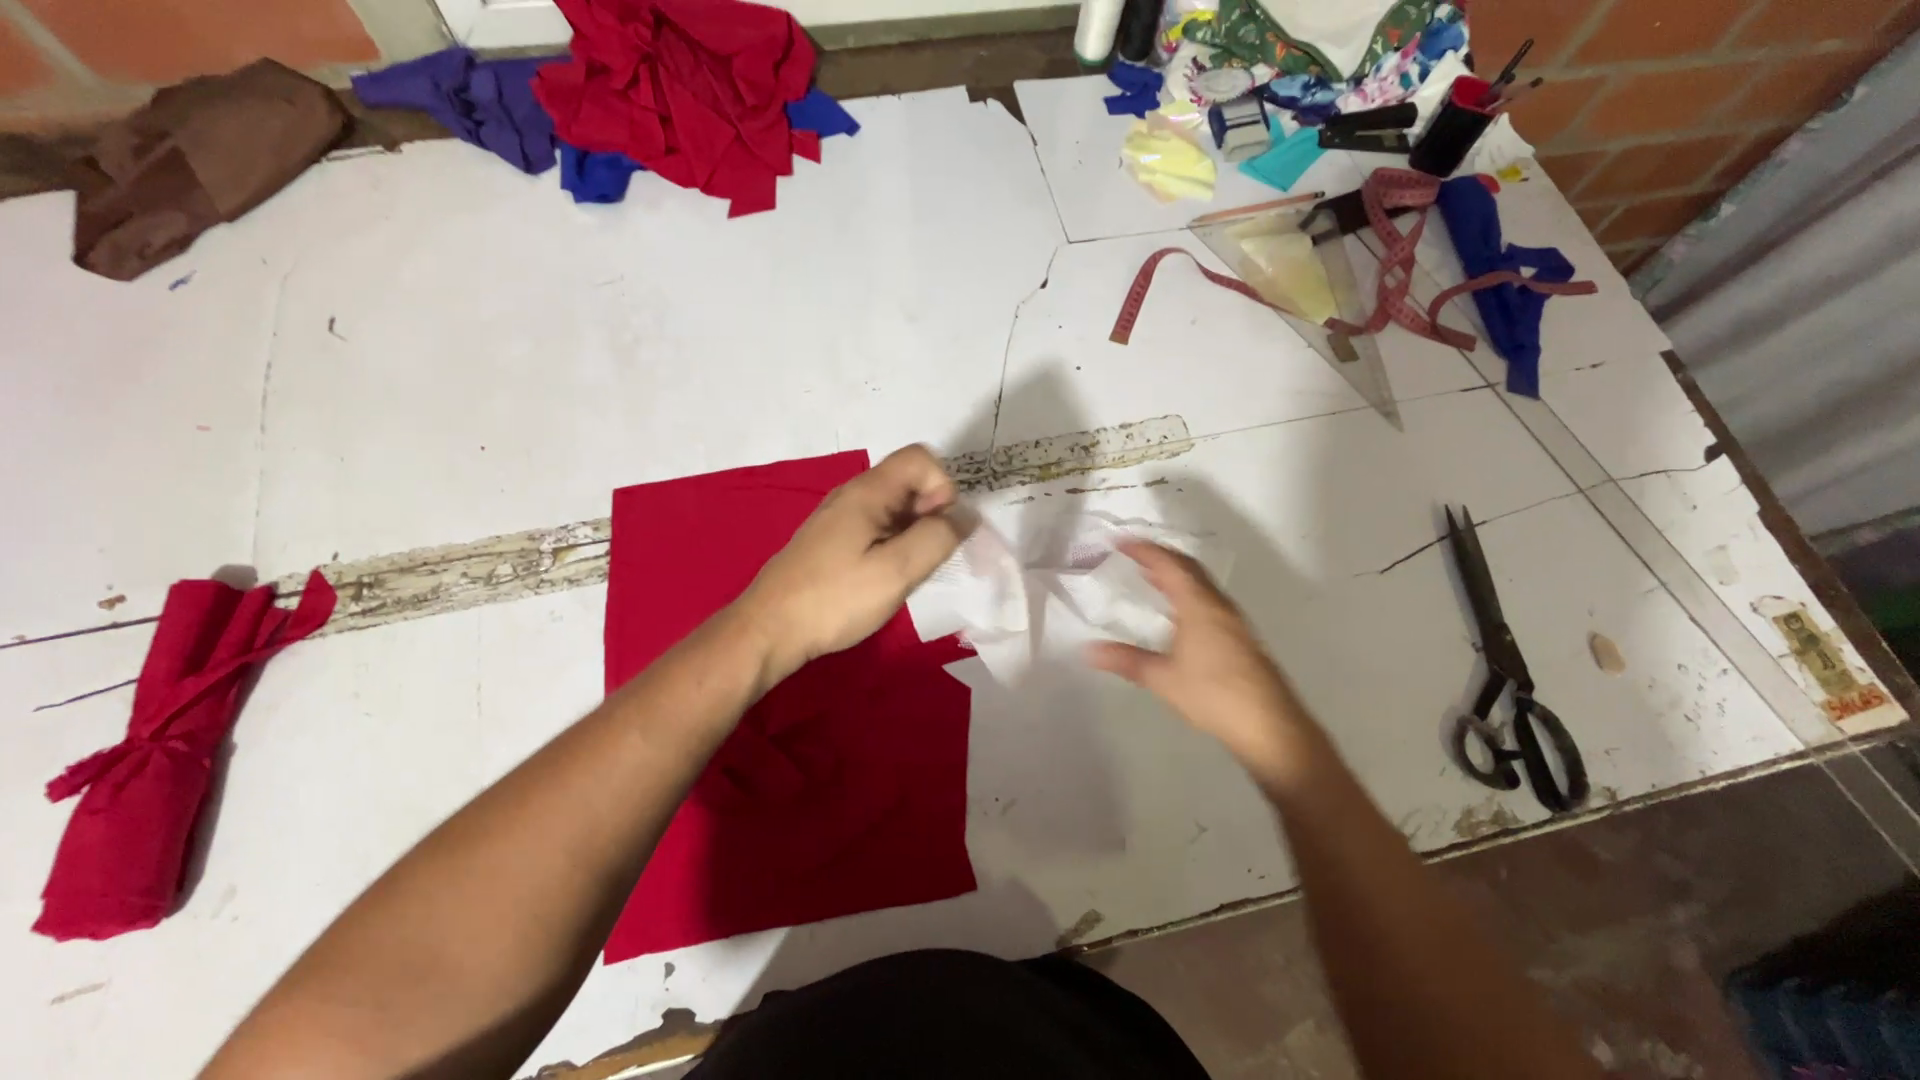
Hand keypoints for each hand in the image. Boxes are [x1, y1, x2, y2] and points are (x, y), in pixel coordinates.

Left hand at [738, 445, 972, 678]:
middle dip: (932, 513)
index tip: (939, 530)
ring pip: (894, 508)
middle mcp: (852, 495)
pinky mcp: (831, 542)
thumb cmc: (835, 599)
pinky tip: (885, 578)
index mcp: (867, 492)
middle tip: (926, 558)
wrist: (769, 630)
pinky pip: (876, 527)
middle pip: (908, 481)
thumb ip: (936, 539)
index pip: (920, 458)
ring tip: (907, 572)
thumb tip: (965, 516)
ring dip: (913, 533)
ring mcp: (839, 519)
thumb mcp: (896, 571)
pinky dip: (893, 545)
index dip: (943, 487)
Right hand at [1086, 540, 1316, 783]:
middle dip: (1161, 558)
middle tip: (1134, 555)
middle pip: (1190, 569)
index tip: (1121, 542)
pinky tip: (1177, 614)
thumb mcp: (1163, 679)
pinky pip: (1209, 601)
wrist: (1268, 724)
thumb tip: (1089, 650)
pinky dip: (1188, 594)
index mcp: (1200, 606)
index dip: (1146, 550)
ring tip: (1151, 579)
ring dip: (1176, 576)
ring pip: (1202, 585)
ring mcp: (1234, 622)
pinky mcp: (1241, 638)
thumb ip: (1127, 660)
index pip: (1171, 566)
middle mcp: (1219, 606)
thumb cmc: (1213, 695)